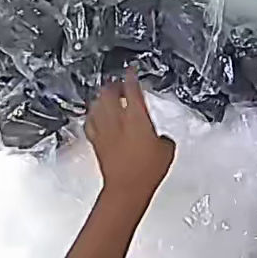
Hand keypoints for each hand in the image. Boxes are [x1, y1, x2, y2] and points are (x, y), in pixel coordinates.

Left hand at [87, 67, 174, 209]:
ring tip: (107, 96)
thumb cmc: (147, 169)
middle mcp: (117, 119)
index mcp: (137, 116)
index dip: (131, 76)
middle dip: (114, 84)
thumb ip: (163, 137)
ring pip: (97, 104)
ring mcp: (104, 129)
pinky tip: (95, 116)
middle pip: (109, 92)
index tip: (131, 70)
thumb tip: (160, 138)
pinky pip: (90, 122)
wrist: (127, 187)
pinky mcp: (95, 141)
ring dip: (102, 97)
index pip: (132, 88)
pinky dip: (93, 115)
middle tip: (119, 83)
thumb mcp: (167, 149)